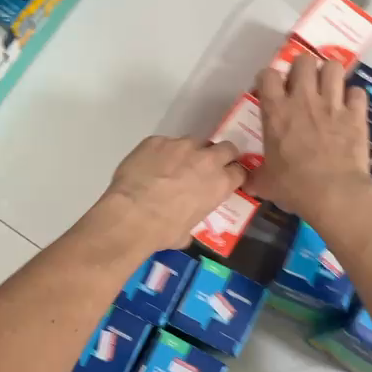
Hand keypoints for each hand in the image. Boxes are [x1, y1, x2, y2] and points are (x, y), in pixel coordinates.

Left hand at [89, 136, 246, 251]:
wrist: (131, 216)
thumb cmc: (164, 230)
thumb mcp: (188, 231)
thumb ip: (193, 218)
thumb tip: (185, 225)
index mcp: (220, 183)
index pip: (240, 171)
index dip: (232, 175)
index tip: (226, 180)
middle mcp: (206, 159)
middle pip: (225, 147)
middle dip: (220, 155)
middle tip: (206, 167)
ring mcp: (180, 146)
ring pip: (193, 142)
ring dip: (188, 153)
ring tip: (172, 167)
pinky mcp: (156, 140)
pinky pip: (164, 143)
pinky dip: (161, 153)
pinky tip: (149, 166)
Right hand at [247, 53, 371, 221]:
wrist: (333, 194)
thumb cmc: (293, 187)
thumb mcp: (265, 183)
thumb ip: (255, 176)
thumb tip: (245, 182)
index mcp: (276, 112)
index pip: (268, 75)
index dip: (269, 79)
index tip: (271, 90)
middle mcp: (304, 99)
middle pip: (304, 61)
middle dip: (302, 69)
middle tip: (302, 85)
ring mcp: (333, 104)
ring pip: (333, 67)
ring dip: (329, 75)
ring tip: (327, 89)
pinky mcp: (356, 114)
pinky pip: (358, 92)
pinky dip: (353, 98)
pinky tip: (350, 108)